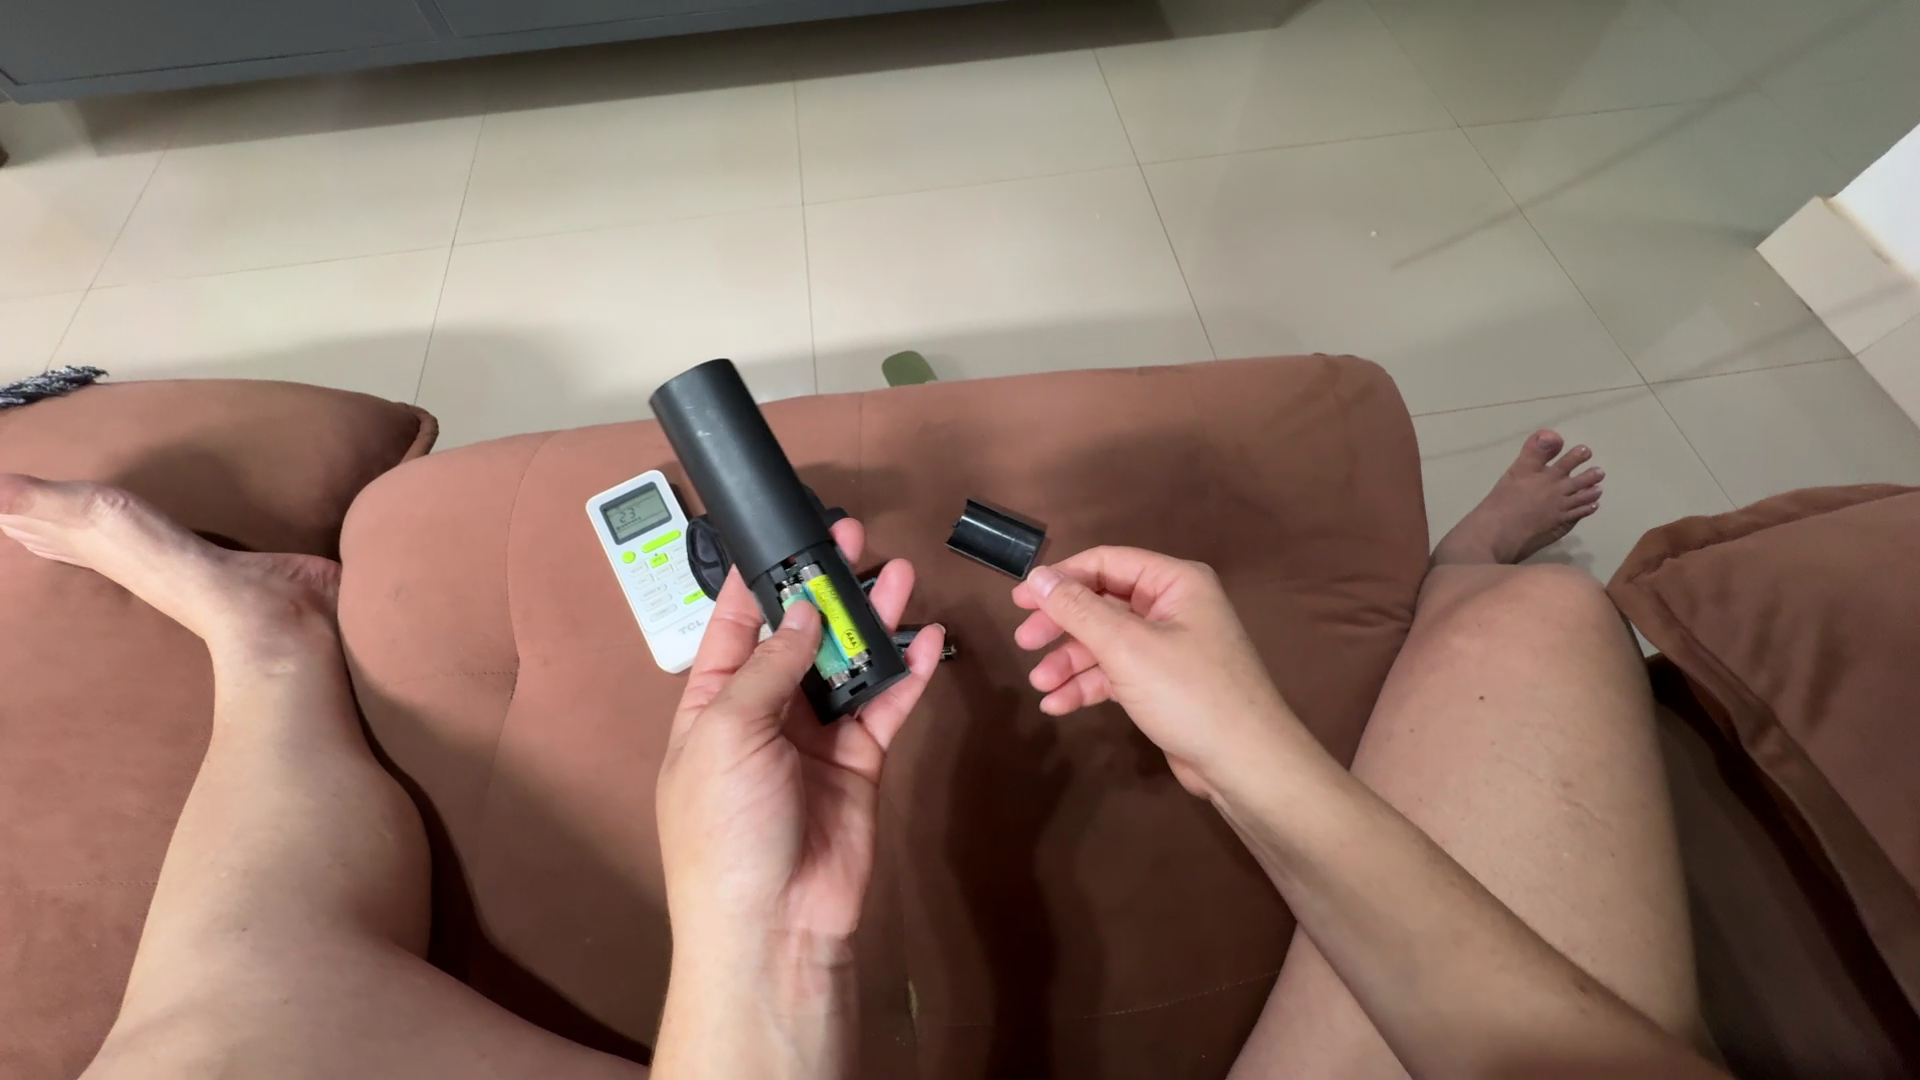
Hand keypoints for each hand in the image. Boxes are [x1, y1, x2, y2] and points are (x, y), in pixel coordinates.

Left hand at [656, 518, 944, 958]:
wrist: (776, 923)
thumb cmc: (727, 827)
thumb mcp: (728, 734)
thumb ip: (770, 667)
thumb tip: (803, 614)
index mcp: (716, 702)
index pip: (735, 626)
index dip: (757, 581)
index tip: (782, 538)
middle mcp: (767, 711)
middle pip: (803, 635)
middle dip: (827, 589)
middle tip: (853, 540)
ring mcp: (818, 734)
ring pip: (850, 662)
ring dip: (874, 621)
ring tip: (899, 574)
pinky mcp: (862, 757)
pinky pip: (886, 704)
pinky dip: (907, 672)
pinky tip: (928, 638)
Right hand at [1011, 547, 1302, 801]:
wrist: (1246, 765)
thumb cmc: (1189, 693)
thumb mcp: (1126, 647)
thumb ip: (1077, 609)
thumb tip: (1036, 576)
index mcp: (1174, 583)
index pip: (1106, 563)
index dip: (1060, 578)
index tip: (1020, 601)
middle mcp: (1172, 607)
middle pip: (1101, 603)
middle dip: (1061, 626)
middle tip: (1024, 643)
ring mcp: (1167, 647)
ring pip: (1104, 642)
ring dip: (1070, 662)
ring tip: (1040, 685)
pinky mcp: (1161, 683)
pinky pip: (1115, 673)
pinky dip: (1087, 685)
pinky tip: (1058, 705)